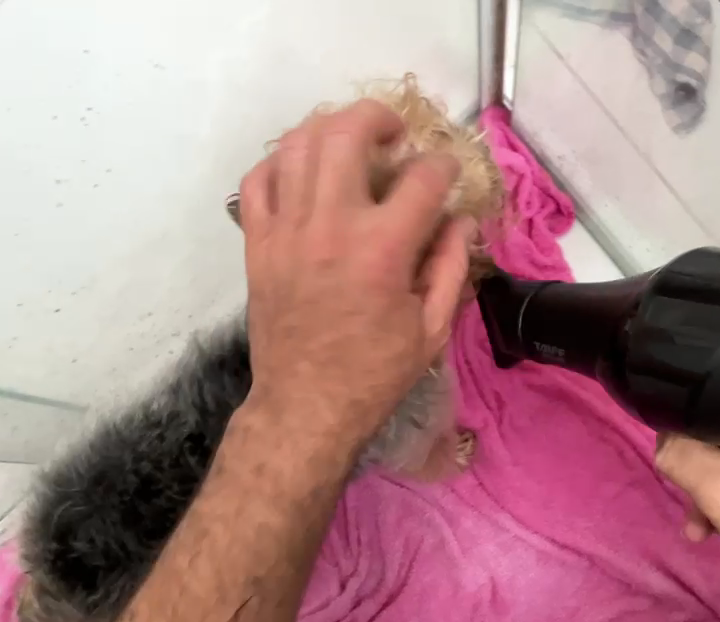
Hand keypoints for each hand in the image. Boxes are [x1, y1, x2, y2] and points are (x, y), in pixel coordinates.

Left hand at [235, 100, 473, 457]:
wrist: (306, 406)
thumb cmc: (374, 376)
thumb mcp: (430, 331)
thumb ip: (451, 268)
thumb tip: (461, 223)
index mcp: (383, 249)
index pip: (422, 178)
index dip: (444, 168)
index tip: (448, 177)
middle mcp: (332, 224)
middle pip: (349, 132)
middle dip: (379, 118)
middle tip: (394, 133)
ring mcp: (287, 230)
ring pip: (298, 144)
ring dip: (329, 128)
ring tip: (348, 141)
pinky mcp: (258, 244)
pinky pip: (258, 180)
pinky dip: (279, 163)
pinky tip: (300, 172)